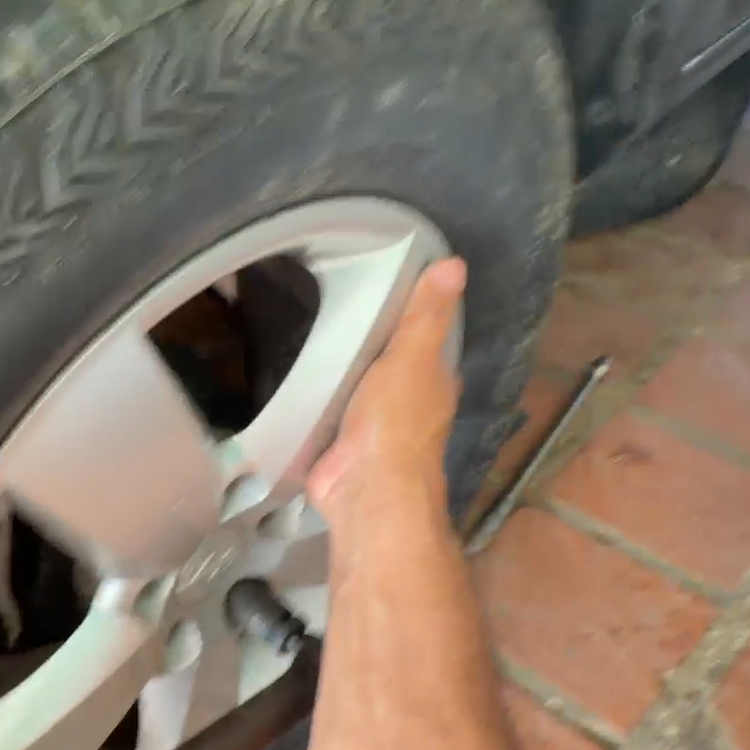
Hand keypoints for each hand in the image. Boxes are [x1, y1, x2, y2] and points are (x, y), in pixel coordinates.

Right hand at [306, 256, 464, 514]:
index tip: (380, 289)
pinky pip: (327, 412)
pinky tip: (294, 380)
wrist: (364, 485)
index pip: (425, 342)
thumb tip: (455, 263)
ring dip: (339, 372)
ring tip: (307, 334)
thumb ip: (424, 316)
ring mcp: (371, 427)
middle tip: (330, 307)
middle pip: (389, 366)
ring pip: (357, 389)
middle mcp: (407, 406)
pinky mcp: (338, 444)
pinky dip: (316, 398)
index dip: (409, 318)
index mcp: (432, 383)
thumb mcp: (411, 358)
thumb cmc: (394, 421)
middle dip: (367, 345)